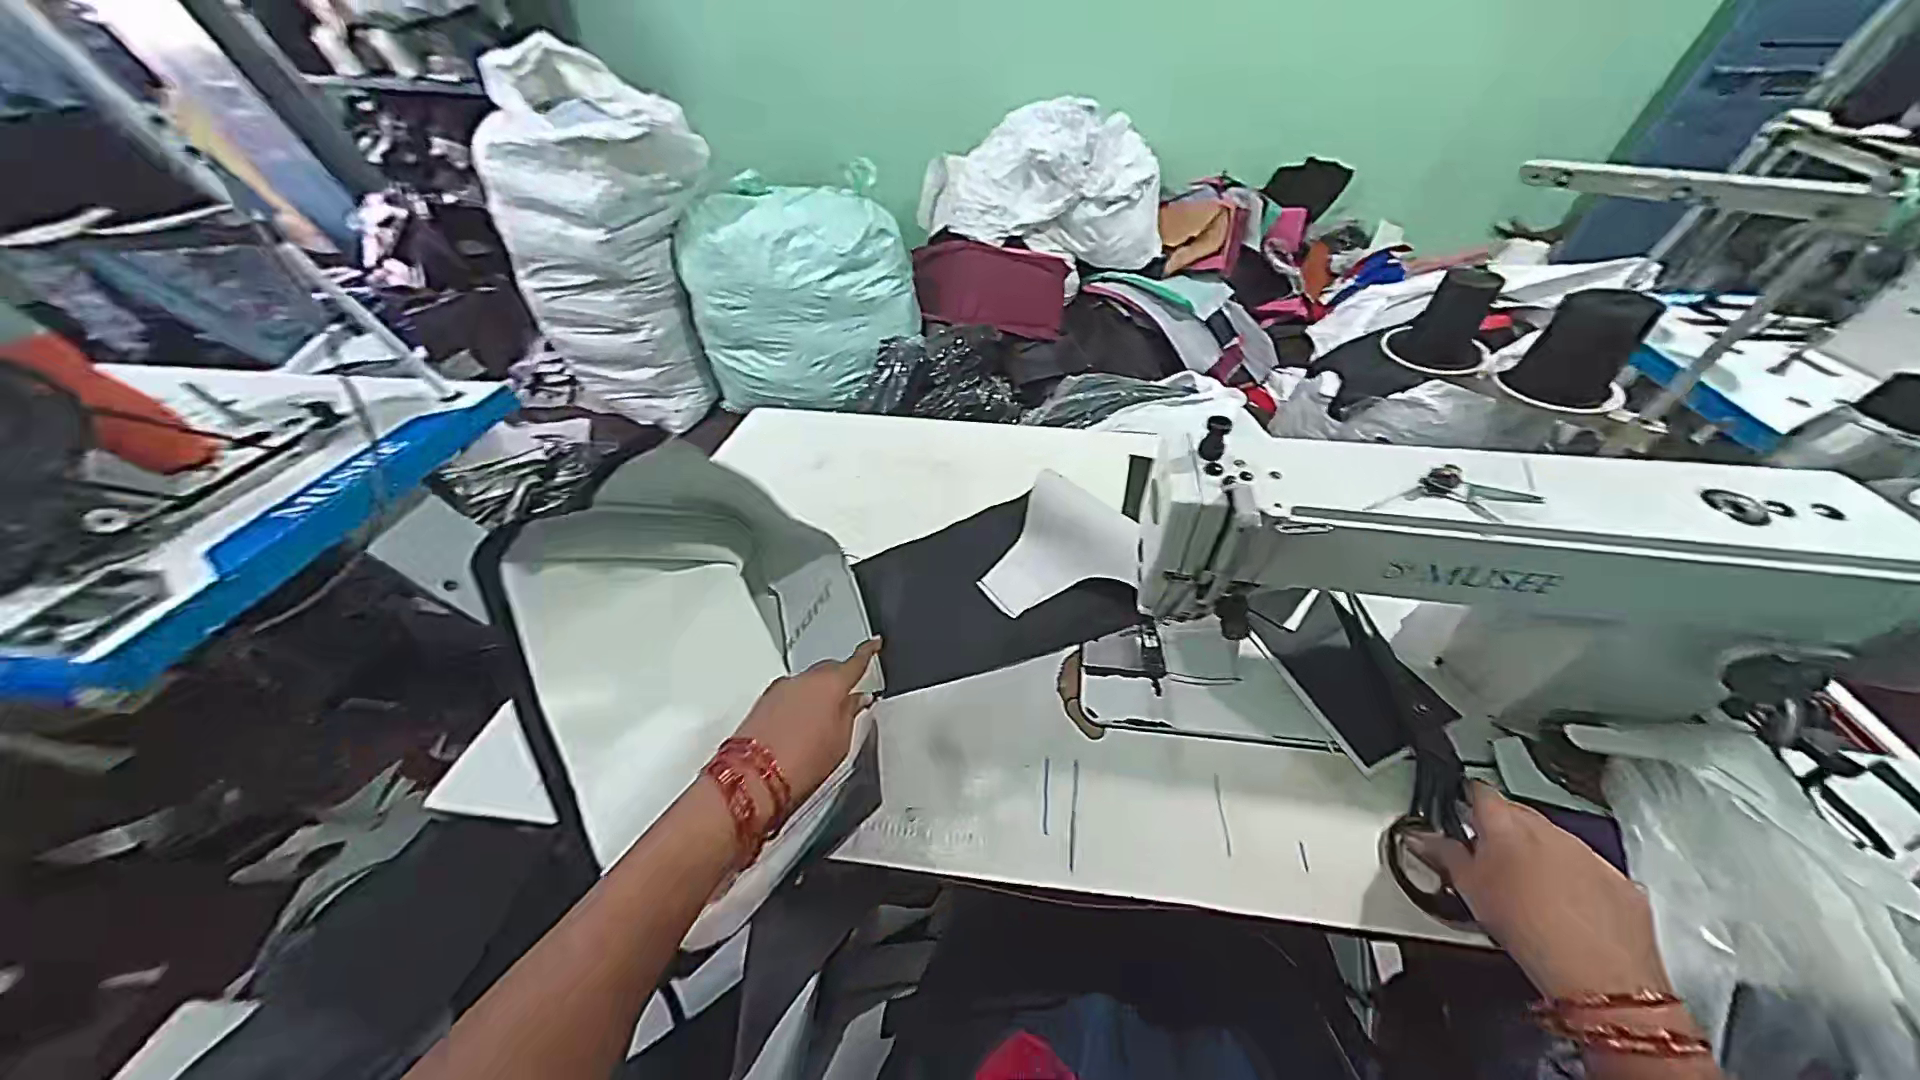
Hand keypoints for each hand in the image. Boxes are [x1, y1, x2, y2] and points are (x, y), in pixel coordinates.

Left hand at [732, 638, 881, 812]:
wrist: (752, 779)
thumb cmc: (797, 764)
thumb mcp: (842, 742)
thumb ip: (852, 713)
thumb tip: (856, 702)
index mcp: (831, 683)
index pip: (856, 661)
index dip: (868, 651)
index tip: (874, 644)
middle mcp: (804, 679)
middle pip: (829, 670)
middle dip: (839, 681)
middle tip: (849, 701)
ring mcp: (780, 688)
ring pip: (807, 684)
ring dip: (816, 697)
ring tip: (821, 729)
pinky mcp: (763, 702)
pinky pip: (788, 696)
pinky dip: (797, 706)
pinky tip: (800, 730)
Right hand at [1411, 783, 1672, 999]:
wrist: (1594, 972)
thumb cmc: (1527, 927)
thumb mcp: (1466, 885)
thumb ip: (1443, 852)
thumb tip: (1425, 840)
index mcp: (1504, 822)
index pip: (1480, 791)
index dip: (1467, 797)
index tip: (1462, 808)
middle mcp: (1548, 829)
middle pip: (1518, 813)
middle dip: (1503, 828)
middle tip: (1489, 855)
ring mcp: (1587, 854)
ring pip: (1555, 840)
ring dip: (1540, 853)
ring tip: (1527, 887)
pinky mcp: (1620, 882)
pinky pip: (1591, 869)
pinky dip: (1577, 879)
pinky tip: (1566, 905)